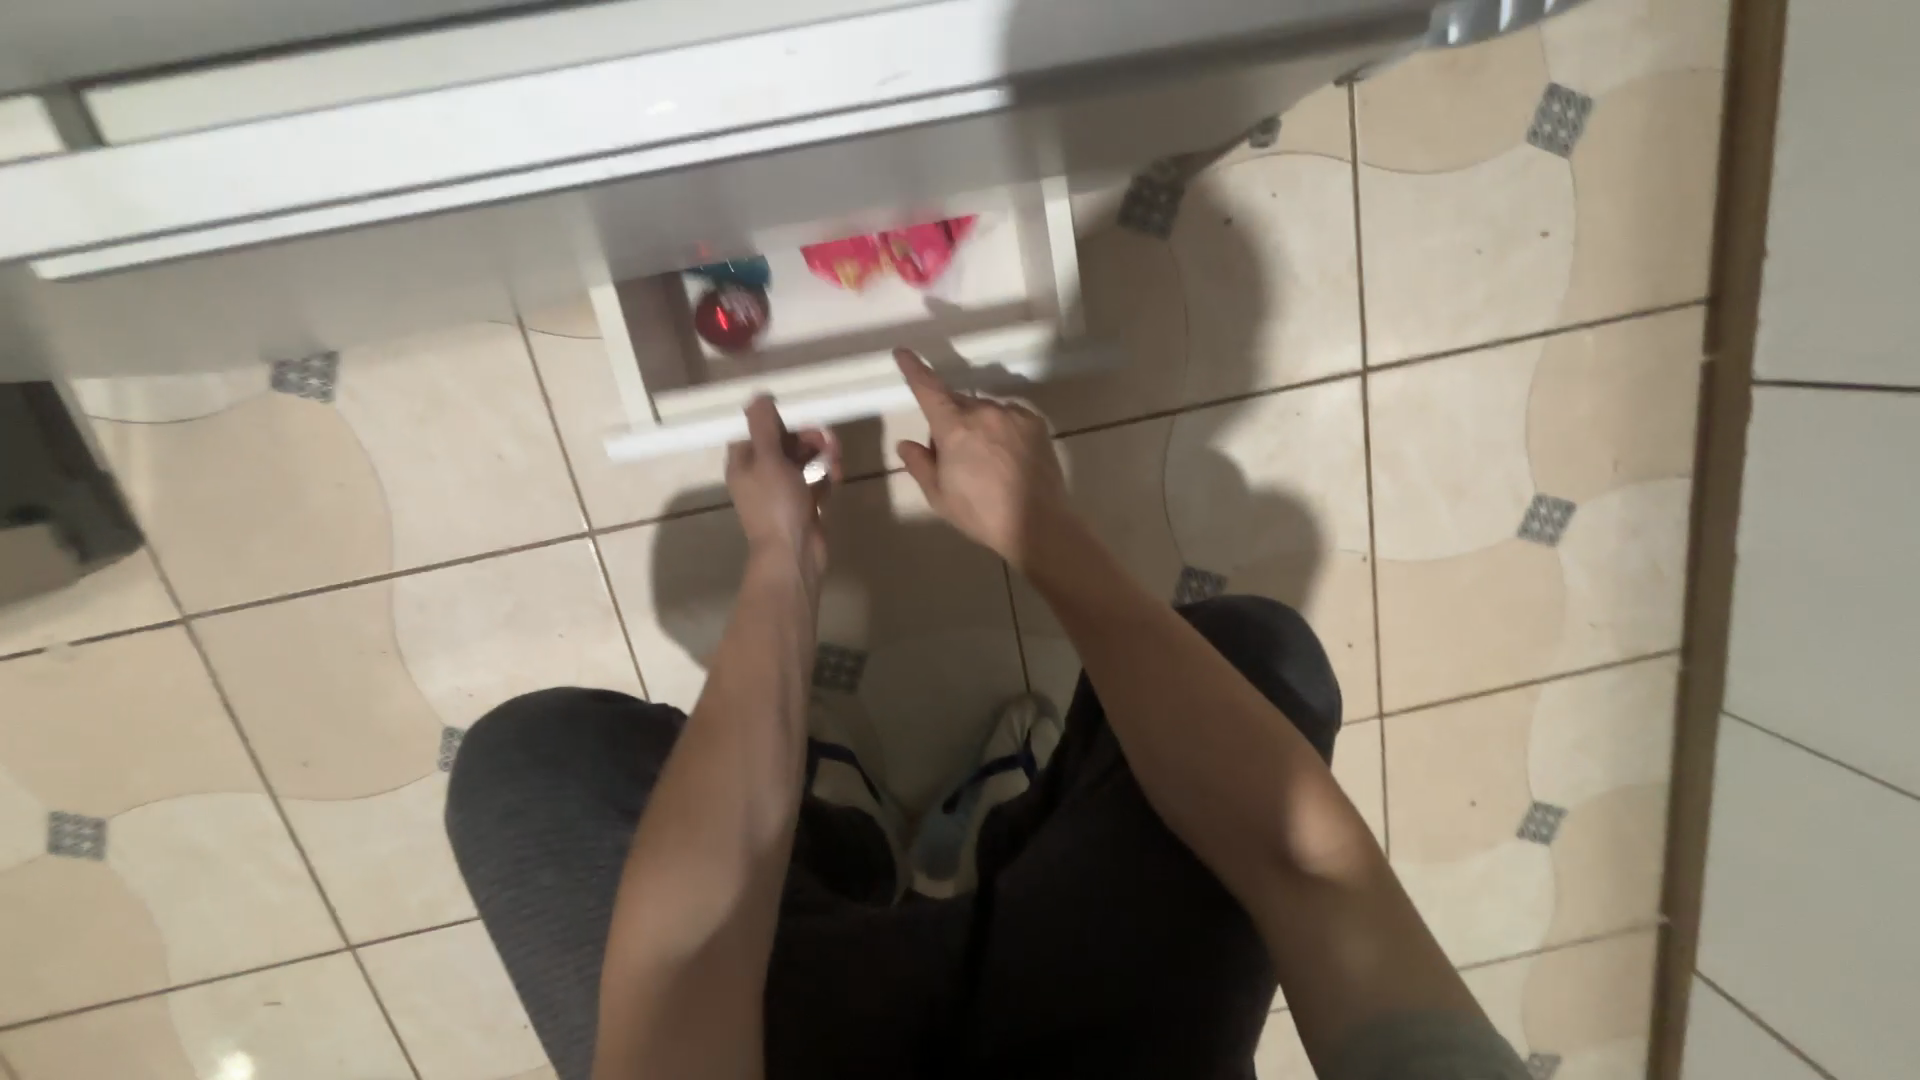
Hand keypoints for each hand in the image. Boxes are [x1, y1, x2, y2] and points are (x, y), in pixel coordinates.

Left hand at [725, 396, 838, 579]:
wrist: (794, 552)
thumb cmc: (776, 504)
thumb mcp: (768, 459)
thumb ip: (764, 426)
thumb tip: (759, 396)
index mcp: (744, 463)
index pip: (757, 431)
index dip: (778, 422)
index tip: (799, 420)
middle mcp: (761, 475)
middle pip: (784, 444)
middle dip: (807, 438)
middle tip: (826, 440)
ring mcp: (783, 491)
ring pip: (803, 461)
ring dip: (821, 454)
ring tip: (837, 459)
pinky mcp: (804, 504)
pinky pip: (816, 481)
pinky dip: (827, 476)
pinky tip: (837, 477)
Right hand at [893, 349, 1078, 571]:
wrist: (1037, 523)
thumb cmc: (981, 513)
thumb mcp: (939, 496)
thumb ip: (920, 464)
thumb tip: (907, 444)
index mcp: (954, 427)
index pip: (928, 389)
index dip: (913, 369)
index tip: (903, 352)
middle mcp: (983, 411)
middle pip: (957, 404)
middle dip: (950, 422)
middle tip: (955, 458)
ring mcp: (1012, 415)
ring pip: (985, 411)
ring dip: (979, 426)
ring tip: (987, 463)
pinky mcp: (1035, 423)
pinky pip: (1009, 417)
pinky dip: (1002, 430)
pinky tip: (1008, 459)